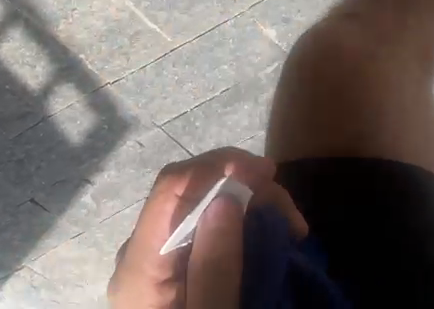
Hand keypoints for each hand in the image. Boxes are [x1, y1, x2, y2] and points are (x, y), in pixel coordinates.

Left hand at [107, 149, 306, 308]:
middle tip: (291, 213)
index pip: (172, 186)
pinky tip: (273, 236)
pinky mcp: (175, 269)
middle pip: (193, 190)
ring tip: (292, 230)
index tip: (267, 174)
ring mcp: (158, 261)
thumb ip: (216, 266)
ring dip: (253, 204)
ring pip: (206, 203)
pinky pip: (208, 226)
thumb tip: (225, 196)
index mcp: (140, 265)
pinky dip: (244, 222)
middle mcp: (142, 253)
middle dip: (247, 187)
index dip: (218, 165)